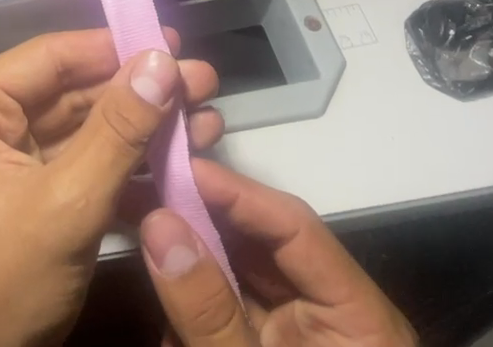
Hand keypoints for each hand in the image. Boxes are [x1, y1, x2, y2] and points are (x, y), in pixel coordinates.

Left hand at [0, 30, 222, 346]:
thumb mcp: (66, 203)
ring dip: (142, 124)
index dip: (113, 45)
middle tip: (203, 80)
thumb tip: (161, 62)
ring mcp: (11, 156)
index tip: (171, 41)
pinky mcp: (34, 190)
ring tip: (205, 115)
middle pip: (74, 88)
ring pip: (86, 124)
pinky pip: (84, 160)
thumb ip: (117, 132)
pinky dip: (129, 161)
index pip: (52, 56)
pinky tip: (180, 157)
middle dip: (139, 89)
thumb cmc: (1, 279)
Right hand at [138, 159, 415, 346]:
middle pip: (258, 241)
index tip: (174, 164)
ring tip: (133, 219)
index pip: (295, 225)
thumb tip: (158, 223)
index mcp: (360, 318)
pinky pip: (225, 303)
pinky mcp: (266, 342)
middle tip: (138, 183)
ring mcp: (296, 330)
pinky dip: (188, 297)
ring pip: (233, 269)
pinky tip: (155, 286)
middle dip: (196, 216)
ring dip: (184, 253)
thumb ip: (210, 308)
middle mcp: (330, 313)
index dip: (233, 189)